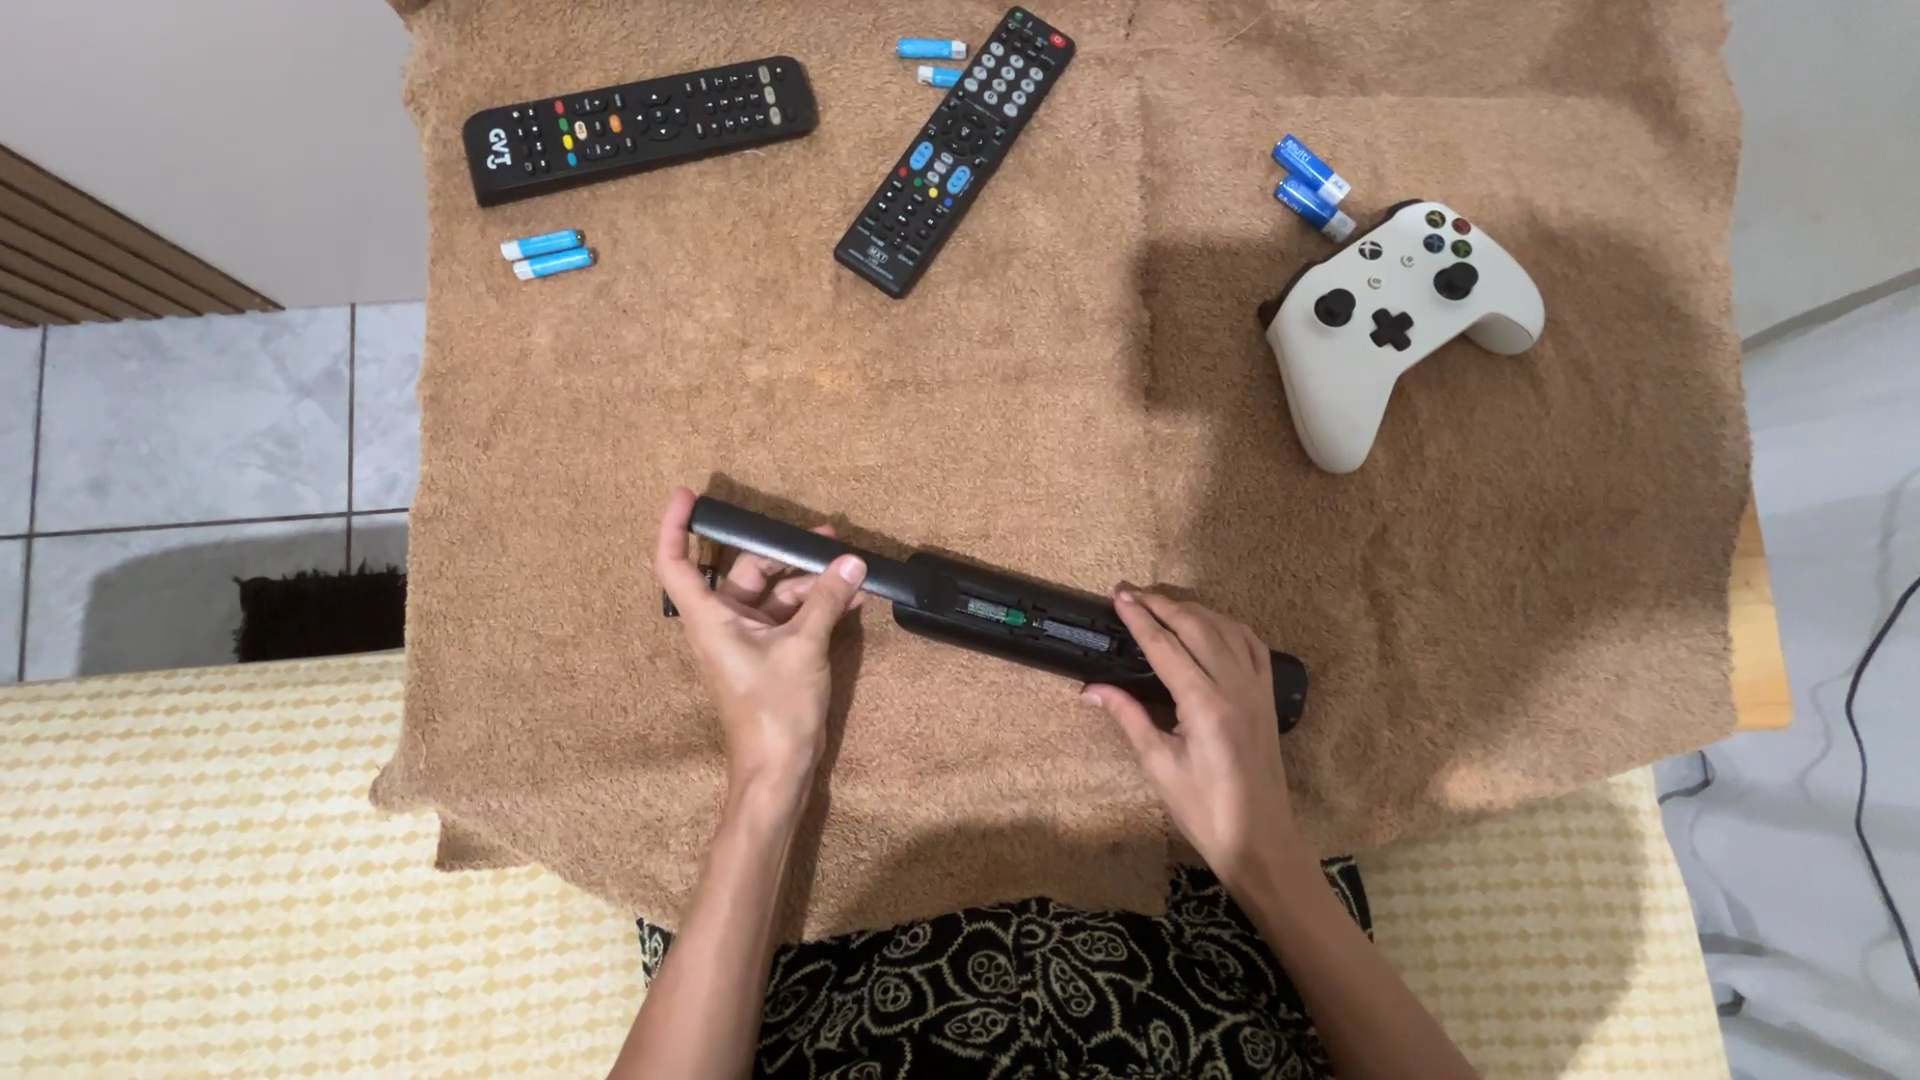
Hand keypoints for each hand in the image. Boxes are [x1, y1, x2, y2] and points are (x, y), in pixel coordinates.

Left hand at [654, 487, 867, 803]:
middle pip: (746, 570)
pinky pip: (791, 615)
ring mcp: (747, 637)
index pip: (674, 563)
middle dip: (785, 553)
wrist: (779, 767)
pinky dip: (817, 605)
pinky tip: (852, 597)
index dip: (674, 526)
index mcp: (710, 617)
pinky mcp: (770, 652)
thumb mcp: (804, 645)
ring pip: (776, 593)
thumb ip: (827, 598)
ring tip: (853, 571)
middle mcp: (723, 622)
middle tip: (826, 537)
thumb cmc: (775, 708)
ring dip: (812, 582)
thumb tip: (852, 560)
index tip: (687, 495)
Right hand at [1081, 589, 1312, 892]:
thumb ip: (1128, 716)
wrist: (1260, 839)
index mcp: (1203, 704)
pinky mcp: (1267, 697)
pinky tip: (1211, 624)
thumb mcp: (1158, 764)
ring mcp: (1256, 689)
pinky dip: (1228, 626)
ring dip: (1193, 610)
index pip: (1165, 647)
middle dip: (1162, 604)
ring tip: (1163, 603)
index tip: (1119, 597)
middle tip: (1132, 592)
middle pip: (1196, 626)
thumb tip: (1090, 689)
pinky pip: (1252, 646)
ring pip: (1226, 629)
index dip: (1139, 619)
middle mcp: (1234, 687)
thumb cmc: (1203, 809)